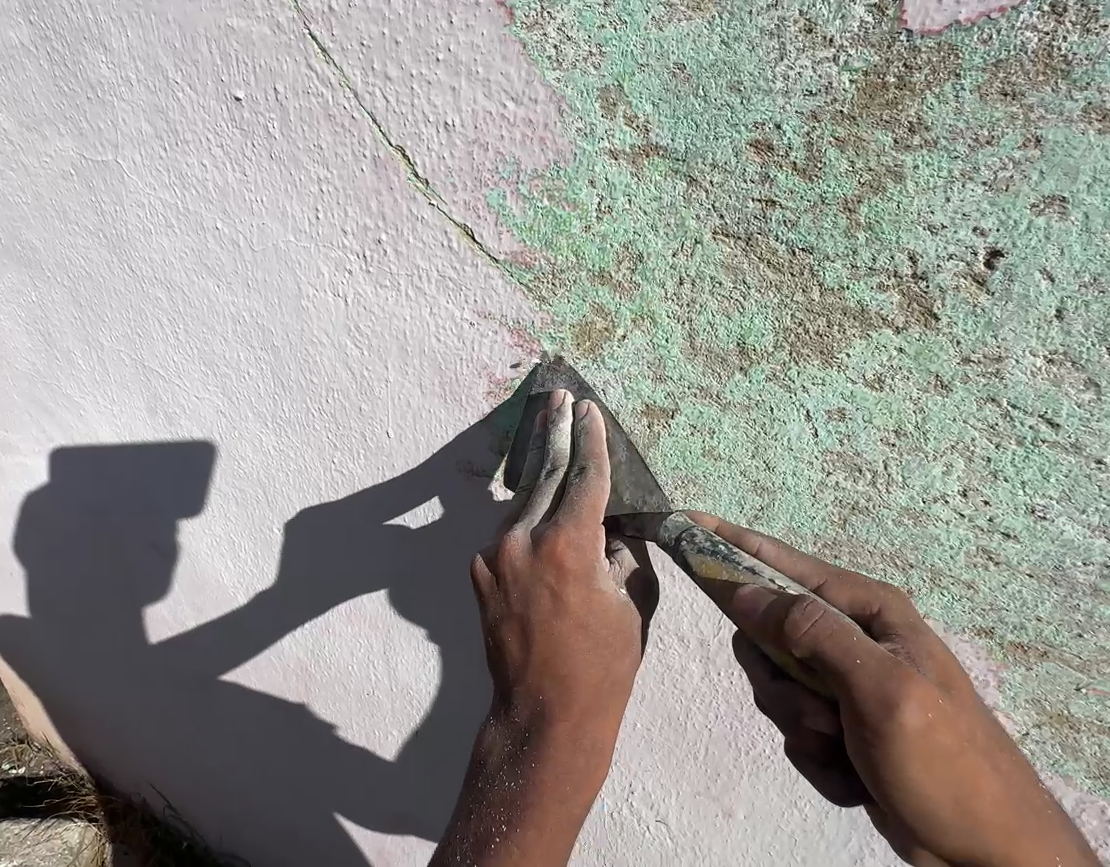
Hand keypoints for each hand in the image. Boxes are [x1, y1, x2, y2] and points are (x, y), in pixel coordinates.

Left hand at [431, 390, 656, 866]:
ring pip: (523, 502)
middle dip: (554, 431)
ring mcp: (494, 554)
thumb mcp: (632, 606)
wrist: (542, 716)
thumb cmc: (602, 667)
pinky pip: (508, 534)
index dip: (591, 440)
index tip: (588, 408)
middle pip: (544, 472)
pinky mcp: (478, 571)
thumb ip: (623, 555)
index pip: (584, 475)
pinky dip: (527, 522)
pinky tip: (541, 521)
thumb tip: (615, 529)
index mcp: (568, 543)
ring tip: (553, 445)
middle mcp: (523, 538)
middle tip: (557, 395)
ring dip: (540, 478)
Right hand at [690, 514, 1098, 866]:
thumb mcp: (879, 690)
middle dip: (779, 680)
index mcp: (868, 612)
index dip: (731, 541)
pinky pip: (794, 729)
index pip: (783, 562)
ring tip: (846, 751)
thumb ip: (812, 632)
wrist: (993, 858)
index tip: (685, 521)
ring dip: (802, 726)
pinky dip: (819, 759)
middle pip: (767, 633)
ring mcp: (846, 684)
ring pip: (774, 686)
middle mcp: (853, 638)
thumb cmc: (946, 764)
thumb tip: (747, 592)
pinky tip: (858, 776)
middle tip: (816, 713)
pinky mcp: (842, 726)